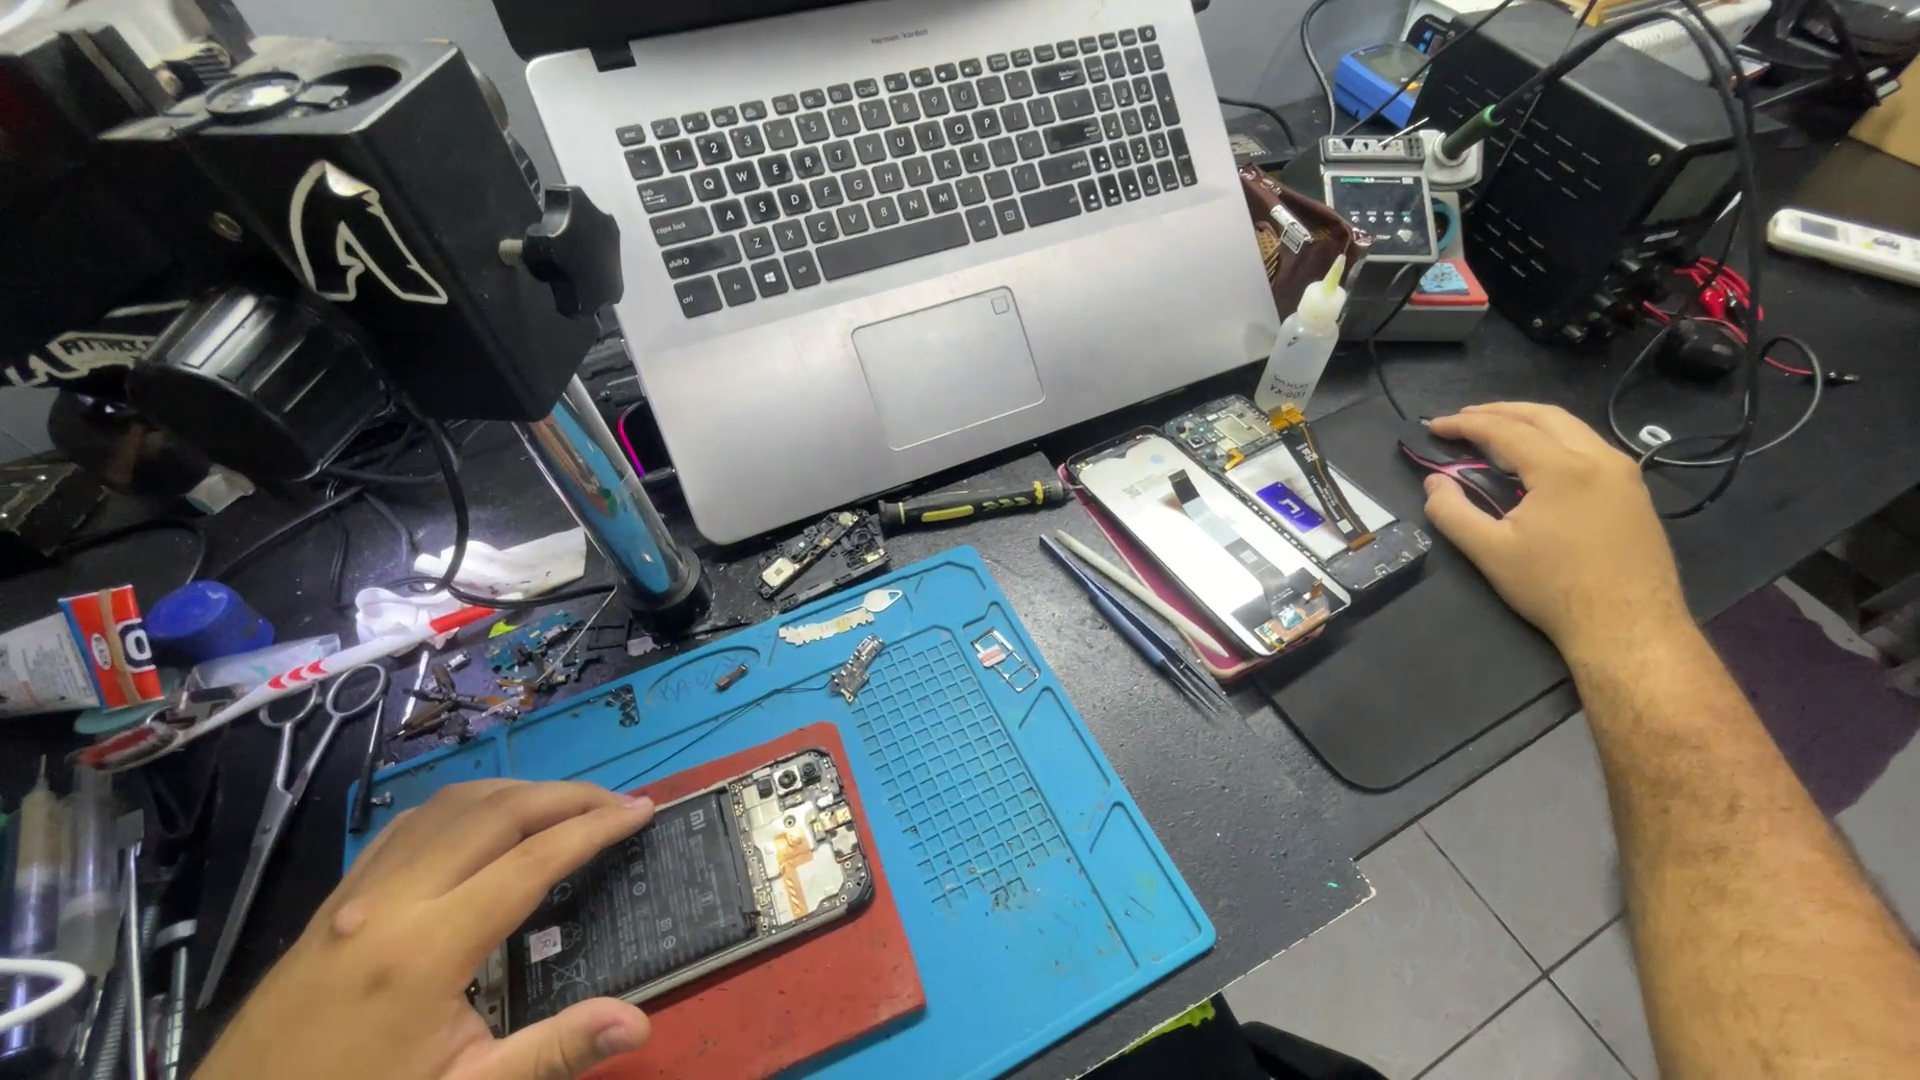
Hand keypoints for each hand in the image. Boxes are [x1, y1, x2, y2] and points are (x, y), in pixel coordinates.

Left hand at [196, 781, 655, 1079]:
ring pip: (452, 804)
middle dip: (569, 796)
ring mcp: (357, 893)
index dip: (596, 828)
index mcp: (426, 950)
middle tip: (620, 802)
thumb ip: (551, 1053)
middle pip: (498, 813)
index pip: (534, 860)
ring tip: (568, 805)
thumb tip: (639, 1021)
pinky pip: (411, 823)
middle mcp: (392, 901)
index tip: (643, 811)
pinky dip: (467, 803)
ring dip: (520, 791)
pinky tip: (489, 819)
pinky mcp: (336, 898)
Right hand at [1421, 403, 1690, 657]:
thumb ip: (1452, 511)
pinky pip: (1590, 448)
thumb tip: (1433, 482)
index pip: (1505, 430)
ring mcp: (1625, 475)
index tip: (1434, 426)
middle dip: (1500, 411)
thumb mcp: (1489, 551)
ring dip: (1531, 422)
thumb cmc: (1553, 587)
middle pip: (1545, 416)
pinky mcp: (1635, 493)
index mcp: (1563, 468)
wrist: (1628, 625)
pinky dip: (1556, 440)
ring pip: (1573, 429)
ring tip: (1497, 432)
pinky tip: (1538, 459)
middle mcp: (1600, 459)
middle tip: (1464, 418)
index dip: (1465, 425)